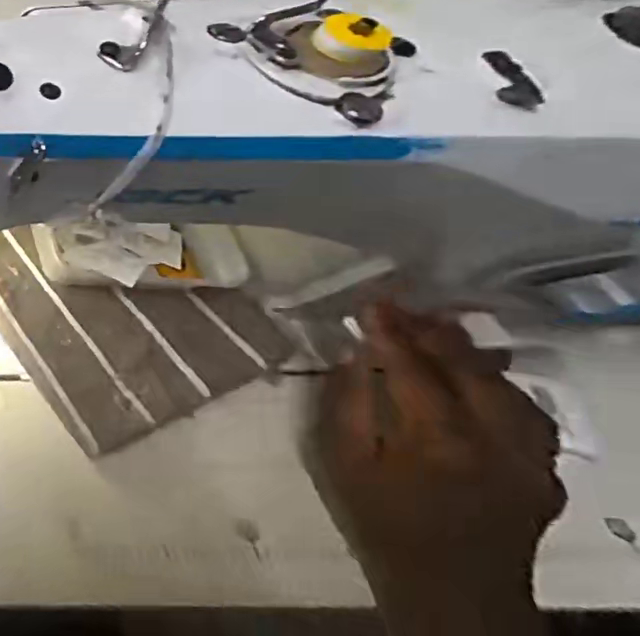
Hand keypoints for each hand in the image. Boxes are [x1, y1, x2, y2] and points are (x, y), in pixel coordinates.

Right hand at [308, 302, 563, 626]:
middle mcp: (499, 445)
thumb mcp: (342, 456)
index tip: (371, 302)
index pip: (416, 368)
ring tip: (439, 332)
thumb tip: (361, 354)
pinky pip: (530, 417)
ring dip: (473, 357)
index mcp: (440, 440)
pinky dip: (501, 388)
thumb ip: (351, 400)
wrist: (449, 586)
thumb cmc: (379, 516)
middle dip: (437, 335)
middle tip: (404, 308)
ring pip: (511, 392)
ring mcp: (532, 462)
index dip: (392, 332)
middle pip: (474, 373)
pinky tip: (477, 378)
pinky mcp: (545, 473)